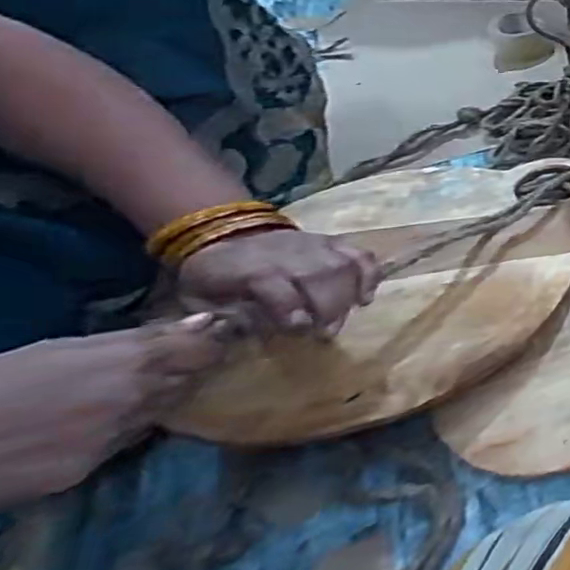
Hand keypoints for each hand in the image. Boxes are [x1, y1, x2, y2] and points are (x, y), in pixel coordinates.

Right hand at [0, 315, 226, 536]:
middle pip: (187, 381)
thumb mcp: (58, 348)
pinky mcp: (83, 473)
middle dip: (186, 371)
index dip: (210, 344)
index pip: (204, 351)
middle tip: (170, 363)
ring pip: (157, 413)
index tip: (208, 338)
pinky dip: (118, 431)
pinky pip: (121, 444)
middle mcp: (132, 400)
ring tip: (118, 394)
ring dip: (152, 401)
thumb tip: (199, 324)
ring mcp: (111, 440)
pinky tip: (84, 426)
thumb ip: (134, 339)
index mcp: (128, 362)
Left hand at [176, 228, 377, 335]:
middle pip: (320, 277)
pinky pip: (359, 254)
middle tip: (328, 332)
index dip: (291, 310)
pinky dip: (370, 274)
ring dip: (351, 292)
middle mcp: (291, 255)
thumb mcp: (200, 300)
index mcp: (255, 271)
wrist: (225, 235)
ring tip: (348, 315)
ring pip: (344, 265)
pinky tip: (367, 296)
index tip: (301, 330)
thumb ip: (224, 317)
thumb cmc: (211, 278)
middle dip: (330, 306)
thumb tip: (250, 334)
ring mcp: (316, 246)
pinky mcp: (331, 242)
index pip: (278, 288)